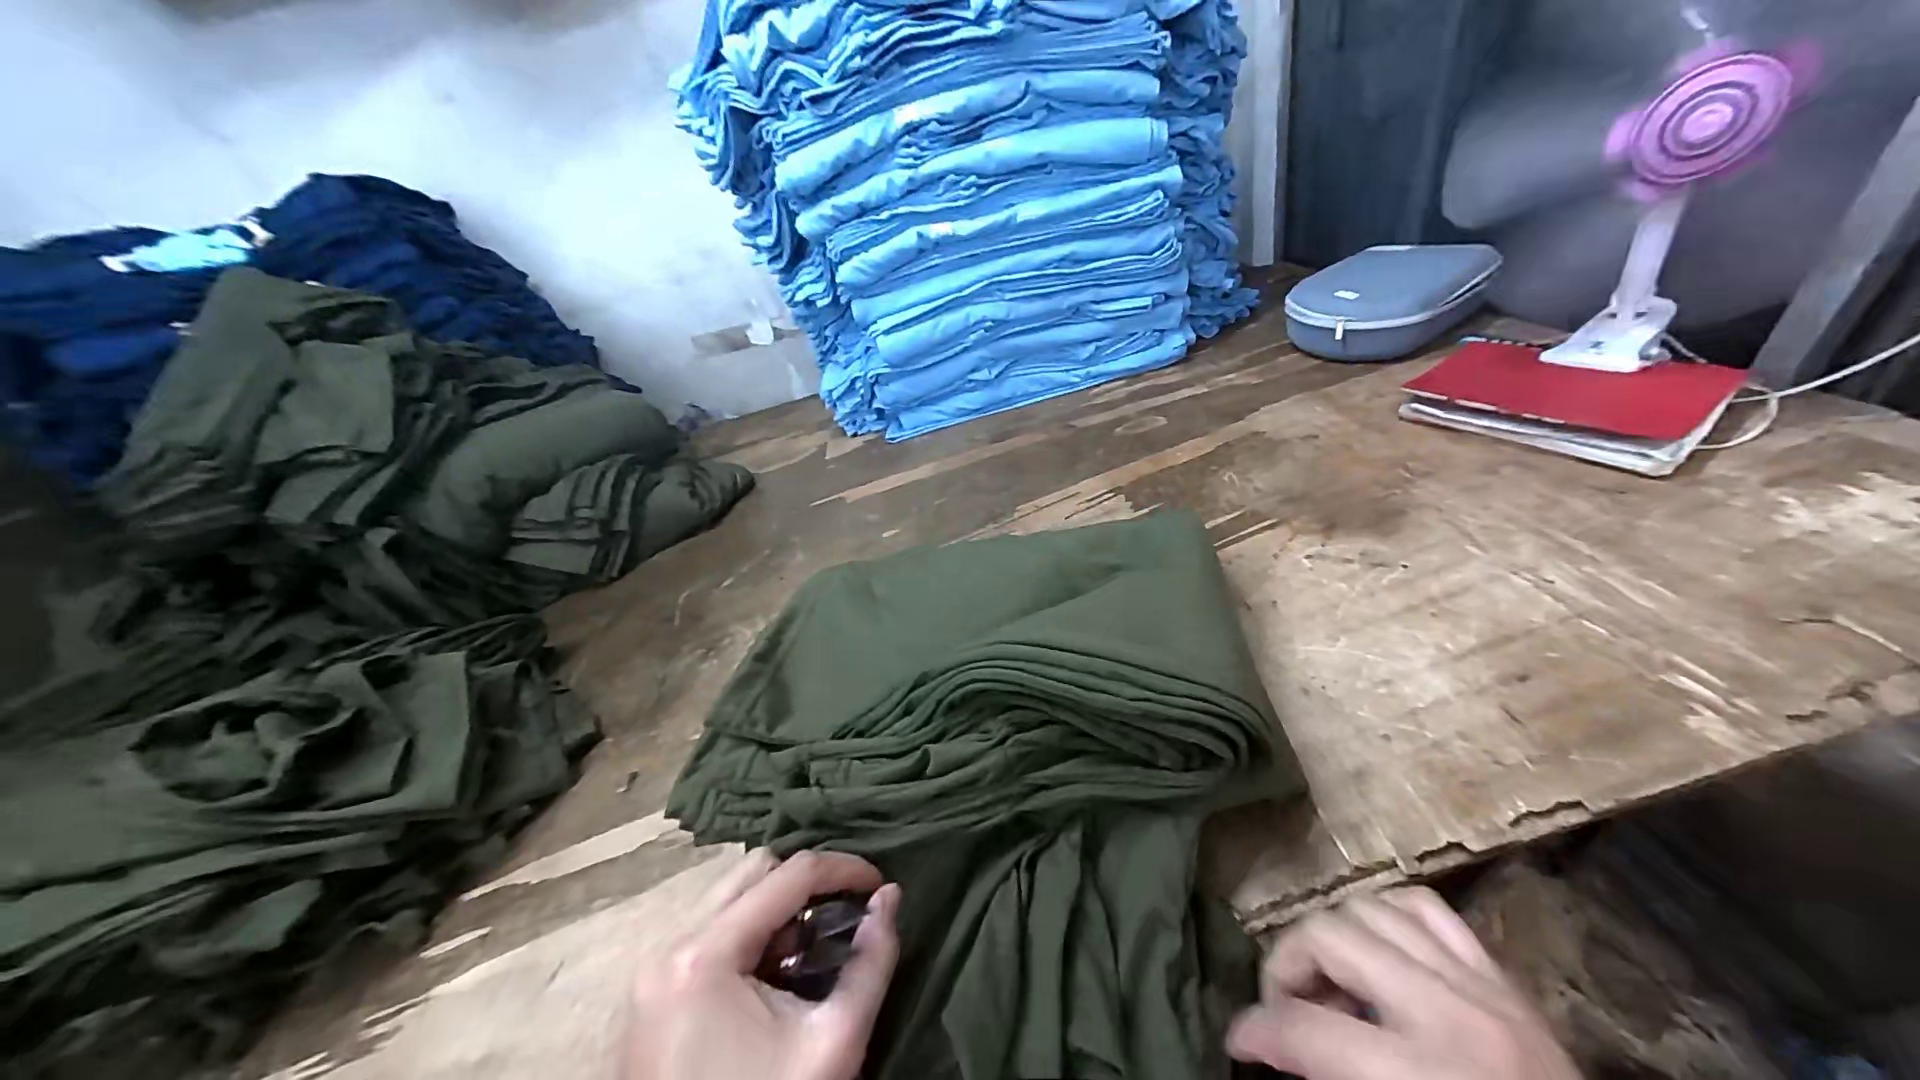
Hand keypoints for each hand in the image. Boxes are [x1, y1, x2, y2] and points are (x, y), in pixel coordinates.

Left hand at [628, 848, 901, 1079]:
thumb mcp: (835, 1041)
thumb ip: (872, 961)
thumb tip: (891, 897)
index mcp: (706, 954)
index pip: (790, 873)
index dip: (845, 868)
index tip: (881, 886)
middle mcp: (670, 946)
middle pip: (755, 871)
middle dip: (808, 881)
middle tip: (845, 912)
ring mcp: (655, 968)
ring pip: (731, 894)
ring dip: (780, 903)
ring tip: (814, 943)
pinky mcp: (654, 990)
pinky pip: (713, 927)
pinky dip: (753, 928)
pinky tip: (777, 969)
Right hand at [1227, 887, 1580, 1079]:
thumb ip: (1331, 1077)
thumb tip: (1275, 1049)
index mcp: (1423, 1073)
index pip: (1304, 1029)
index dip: (1255, 1030)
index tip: (1240, 1040)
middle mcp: (1449, 1014)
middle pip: (1327, 937)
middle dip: (1286, 967)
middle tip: (1287, 1008)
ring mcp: (1482, 987)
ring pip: (1368, 908)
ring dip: (1332, 940)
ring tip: (1333, 985)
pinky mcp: (1504, 979)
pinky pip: (1425, 909)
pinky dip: (1386, 917)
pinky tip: (1377, 951)